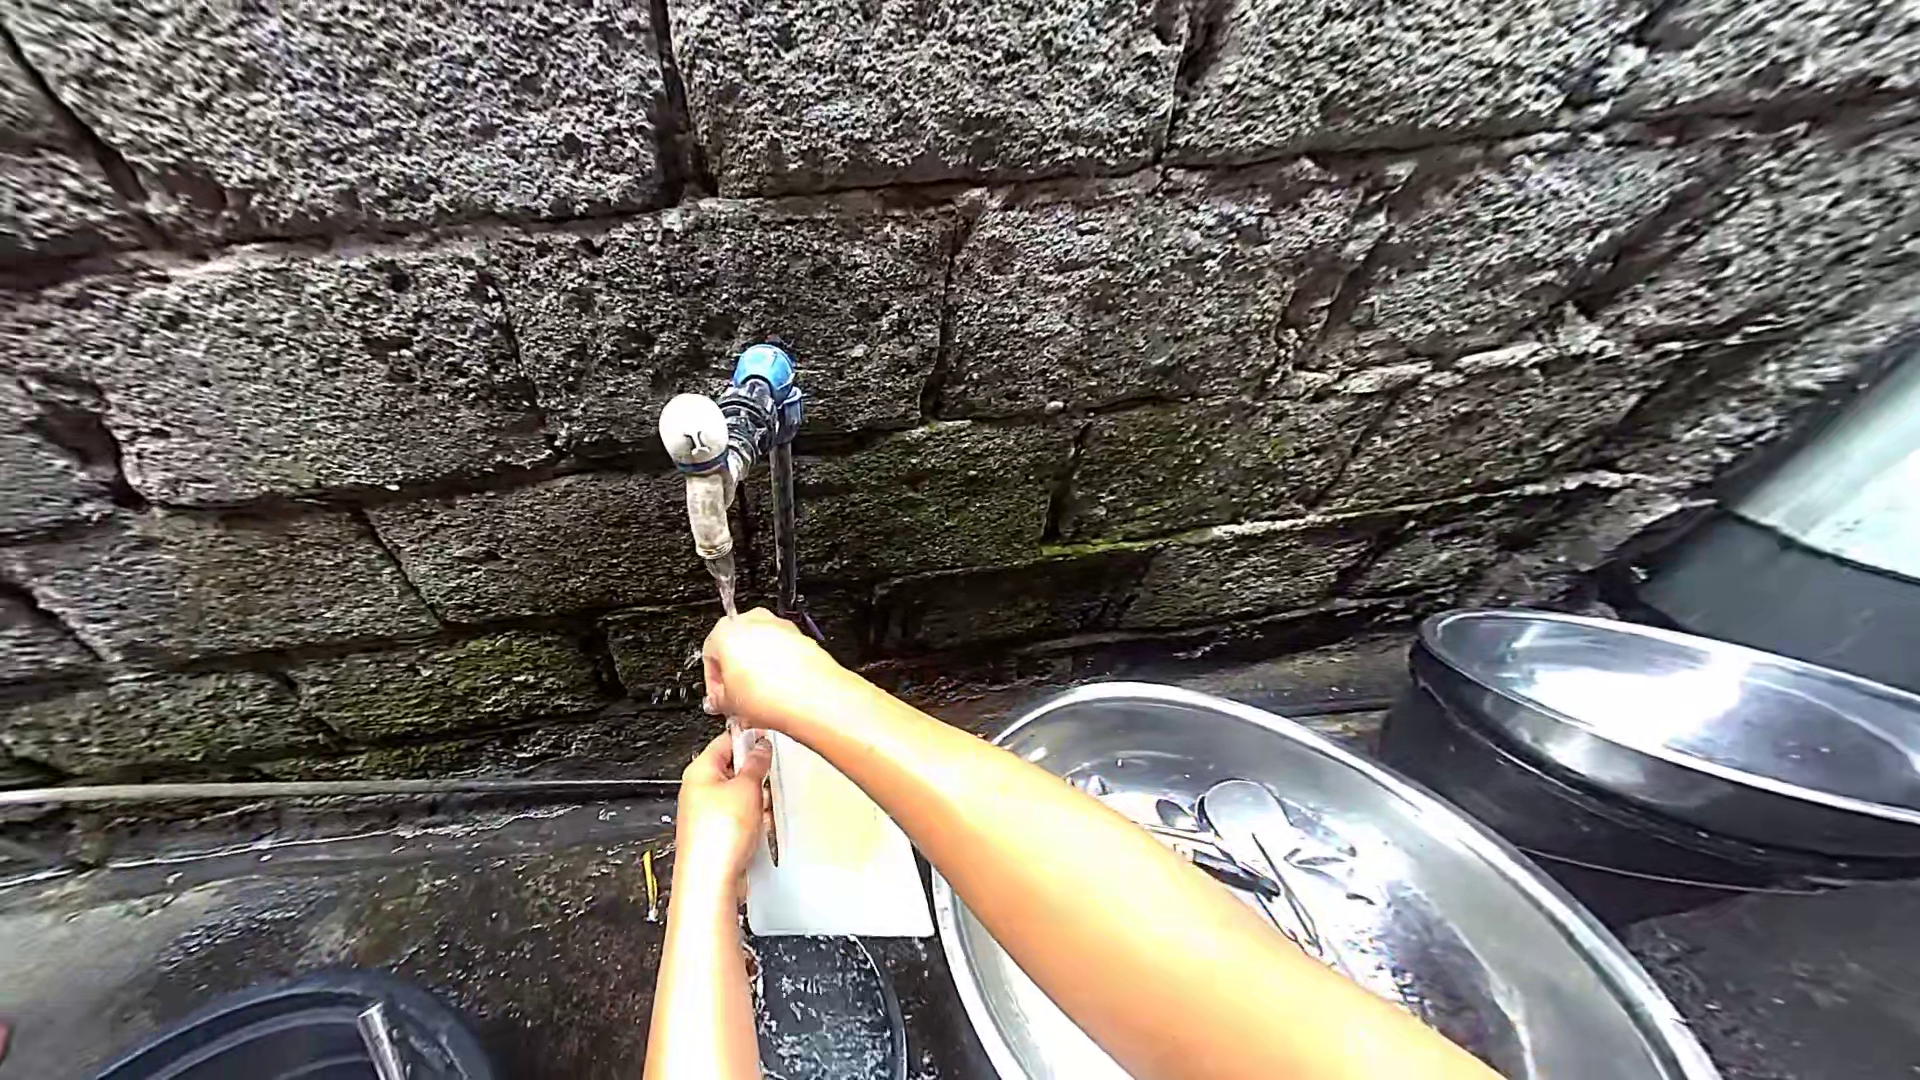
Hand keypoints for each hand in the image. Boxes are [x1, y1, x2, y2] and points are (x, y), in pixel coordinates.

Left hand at [674, 731, 772, 889]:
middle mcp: (700, 789)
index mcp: (700, 771)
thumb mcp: (747, 787)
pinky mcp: (719, 832)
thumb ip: (757, 762)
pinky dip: (756, 817)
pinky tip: (761, 826)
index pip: (727, 739)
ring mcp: (709, 812)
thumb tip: (762, 747)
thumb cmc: (717, 838)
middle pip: (736, 767)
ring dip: (759, 798)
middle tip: (768, 779)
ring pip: (743, 792)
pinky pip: (743, 814)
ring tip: (764, 808)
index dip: (750, 736)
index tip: (770, 737)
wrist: (710, 884)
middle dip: (757, 773)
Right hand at [702, 608, 846, 731]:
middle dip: (736, 674)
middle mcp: (755, 620)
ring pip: (761, 648)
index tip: (720, 698)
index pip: (709, 655)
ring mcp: (782, 626)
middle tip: (738, 699)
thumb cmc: (772, 694)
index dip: (714, 683)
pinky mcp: (803, 637)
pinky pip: (783, 651)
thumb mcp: (729, 704)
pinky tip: (780, 692)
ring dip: (758, 671)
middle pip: (737, 647)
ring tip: (760, 700)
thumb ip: (718, 698)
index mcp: (727, 630)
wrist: (813, 697)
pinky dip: (779, 667)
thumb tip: (721, 699)